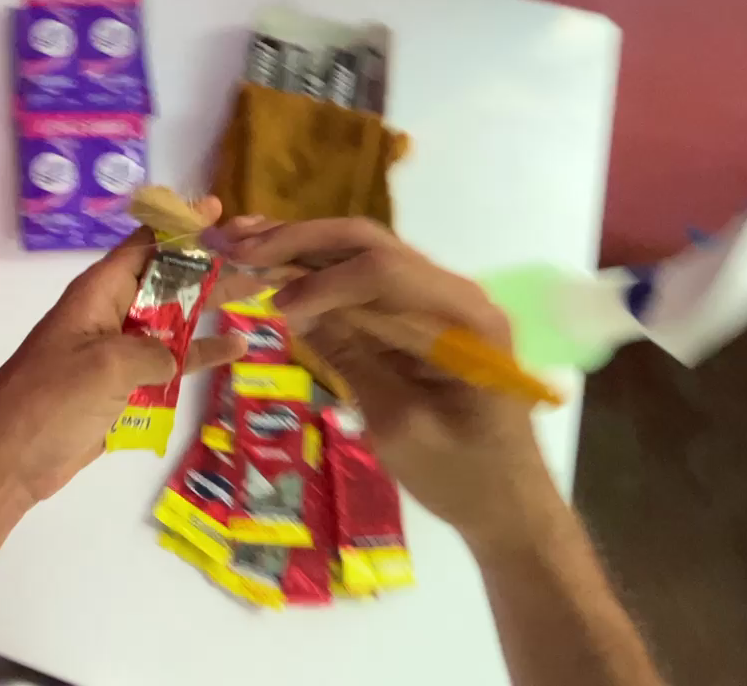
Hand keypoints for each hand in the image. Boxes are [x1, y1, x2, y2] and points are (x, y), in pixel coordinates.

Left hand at [0, 219, 247, 504]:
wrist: (11, 456)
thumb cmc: (51, 398)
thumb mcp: (106, 366)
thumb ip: (152, 353)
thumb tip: (173, 358)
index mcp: (98, 292)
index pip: (144, 245)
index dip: (179, 226)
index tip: (215, 209)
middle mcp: (110, 312)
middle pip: (164, 279)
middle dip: (206, 266)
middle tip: (254, 255)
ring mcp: (117, 348)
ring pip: (171, 319)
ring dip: (209, 308)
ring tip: (258, 293)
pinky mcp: (123, 383)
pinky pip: (167, 361)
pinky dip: (198, 354)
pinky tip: (236, 348)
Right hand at [217, 217, 563, 549]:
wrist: (509, 507)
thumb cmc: (463, 476)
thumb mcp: (399, 425)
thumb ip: (350, 358)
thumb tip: (290, 306)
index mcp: (465, 318)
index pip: (384, 274)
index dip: (322, 283)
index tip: (275, 308)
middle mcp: (451, 292)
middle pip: (366, 243)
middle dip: (298, 241)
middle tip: (236, 245)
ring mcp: (431, 297)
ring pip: (356, 249)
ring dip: (296, 243)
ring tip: (238, 238)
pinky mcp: (409, 310)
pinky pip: (355, 275)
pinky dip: (309, 265)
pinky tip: (268, 257)